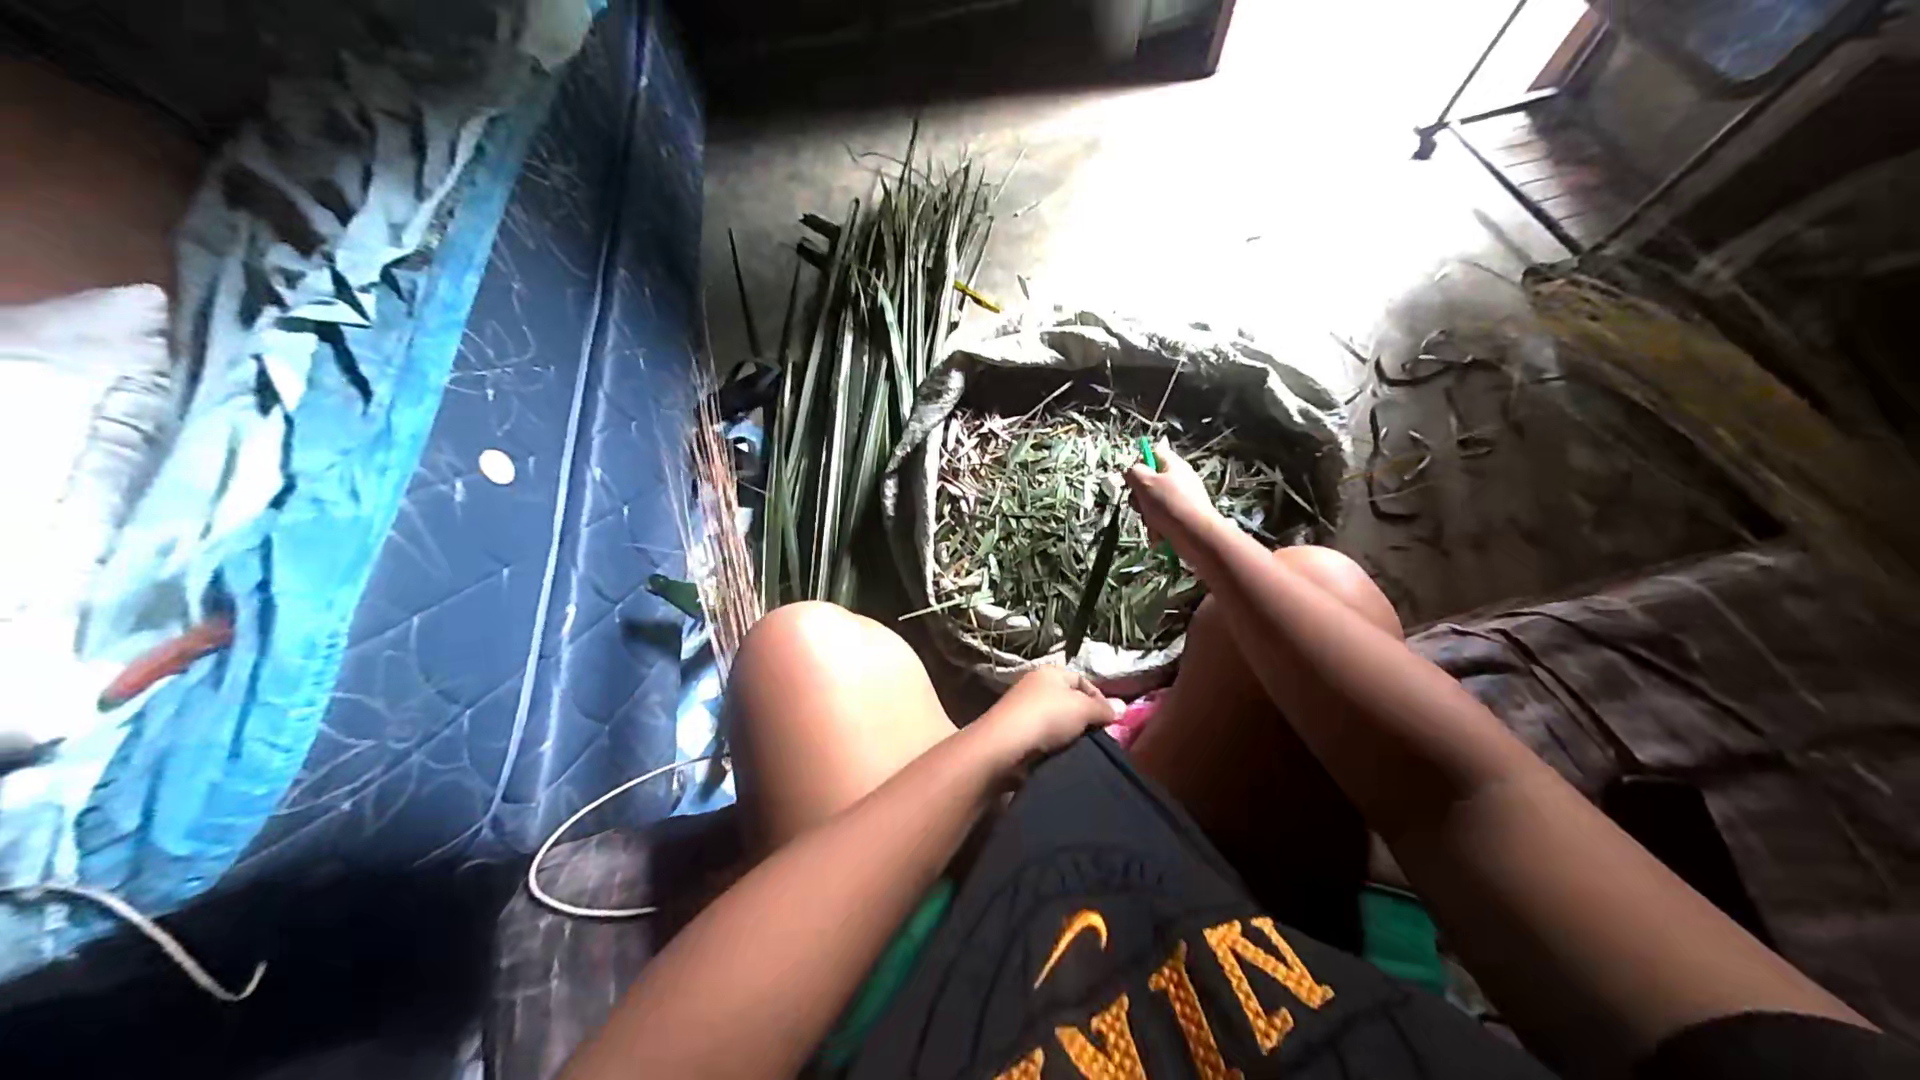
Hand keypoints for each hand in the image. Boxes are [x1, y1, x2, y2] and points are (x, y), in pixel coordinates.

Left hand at [976, 666, 1115, 769]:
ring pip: (1058, 722)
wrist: (1005, 746)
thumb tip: (1122, 708)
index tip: (1112, 719)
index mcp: (1049, 672)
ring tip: (1085, 750)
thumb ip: (1104, 709)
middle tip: (1101, 737)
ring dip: (1071, 735)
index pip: (1082, 680)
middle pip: (1070, 701)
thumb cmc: (1047, 717)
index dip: (1099, 698)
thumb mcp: (1083, 708)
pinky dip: (1055, 747)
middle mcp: (1035, 686)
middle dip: (1086, 718)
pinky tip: (1065, 757)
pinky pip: (1044, 738)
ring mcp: (1023, 710)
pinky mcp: (1016, 734)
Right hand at [1123, 440, 1222, 546]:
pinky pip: (1162, 517)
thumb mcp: (1145, 483)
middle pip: (1150, 480)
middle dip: (1140, 495)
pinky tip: (1159, 533)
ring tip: (1152, 522)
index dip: (1140, 462)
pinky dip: (1157, 526)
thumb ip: (1134, 472)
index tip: (1132, 477)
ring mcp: (1182, 499)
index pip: (1153, 453)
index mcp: (1174, 465)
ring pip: (1153, 502)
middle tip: (1140, 504)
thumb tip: (1131, 472)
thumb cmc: (1169, 504)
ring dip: (1147, 514)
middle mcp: (1179, 479)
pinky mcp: (1182, 516)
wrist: (1196, 535)